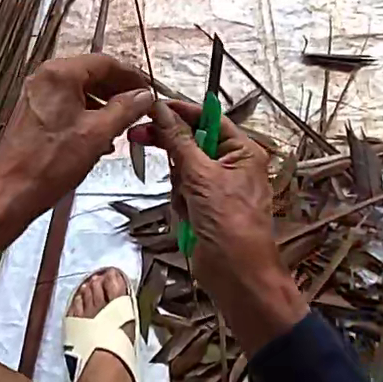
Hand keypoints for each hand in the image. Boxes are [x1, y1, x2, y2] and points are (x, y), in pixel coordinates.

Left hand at [0, 54, 155, 225]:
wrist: (12, 192)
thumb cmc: (48, 164)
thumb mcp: (98, 134)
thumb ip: (125, 109)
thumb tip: (142, 97)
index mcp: (59, 75)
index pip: (104, 63)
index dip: (131, 76)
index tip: (147, 88)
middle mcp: (45, 79)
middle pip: (91, 74)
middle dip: (118, 90)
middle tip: (140, 104)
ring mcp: (37, 95)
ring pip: (80, 90)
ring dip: (104, 104)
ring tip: (124, 122)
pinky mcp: (34, 113)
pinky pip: (67, 104)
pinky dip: (87, 114)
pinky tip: (100, 134)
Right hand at [131, 99, 308, 350]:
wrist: (237, 276)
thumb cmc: (231, 225)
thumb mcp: (201, 175)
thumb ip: (178, 140)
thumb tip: (161, 109)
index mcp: (242, 151)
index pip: (208, 118)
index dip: (180, 111)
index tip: (153, 106)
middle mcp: (231, 165)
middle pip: (191, 142)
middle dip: (171, 148)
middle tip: (140, 135)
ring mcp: (217, 187)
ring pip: (181, 169)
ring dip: (178, 184)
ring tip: (189, 202)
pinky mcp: (204, 207)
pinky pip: (181, 192)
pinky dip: (180, 203)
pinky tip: (190, 217)